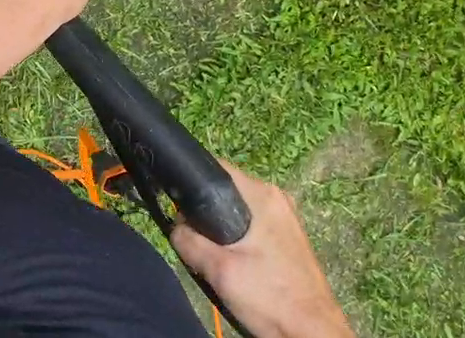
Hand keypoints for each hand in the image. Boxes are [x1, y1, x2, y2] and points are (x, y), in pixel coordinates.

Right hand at [172, 162, 353, 337]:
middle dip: (205, 211)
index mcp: (262, 194)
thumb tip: (175, 226)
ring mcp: (286, 219)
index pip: (213, 168)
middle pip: (224, 191)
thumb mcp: (218, 269)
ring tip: (214, 254)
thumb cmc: (269, 297)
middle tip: (194, 237)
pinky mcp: (290, 239)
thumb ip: (187, 240)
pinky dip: (238, 238)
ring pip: (237, 211)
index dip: (188, 181)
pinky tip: (234, 262)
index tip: (175, 203)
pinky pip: (252, 226)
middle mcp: (276, 198)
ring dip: (221, 228)